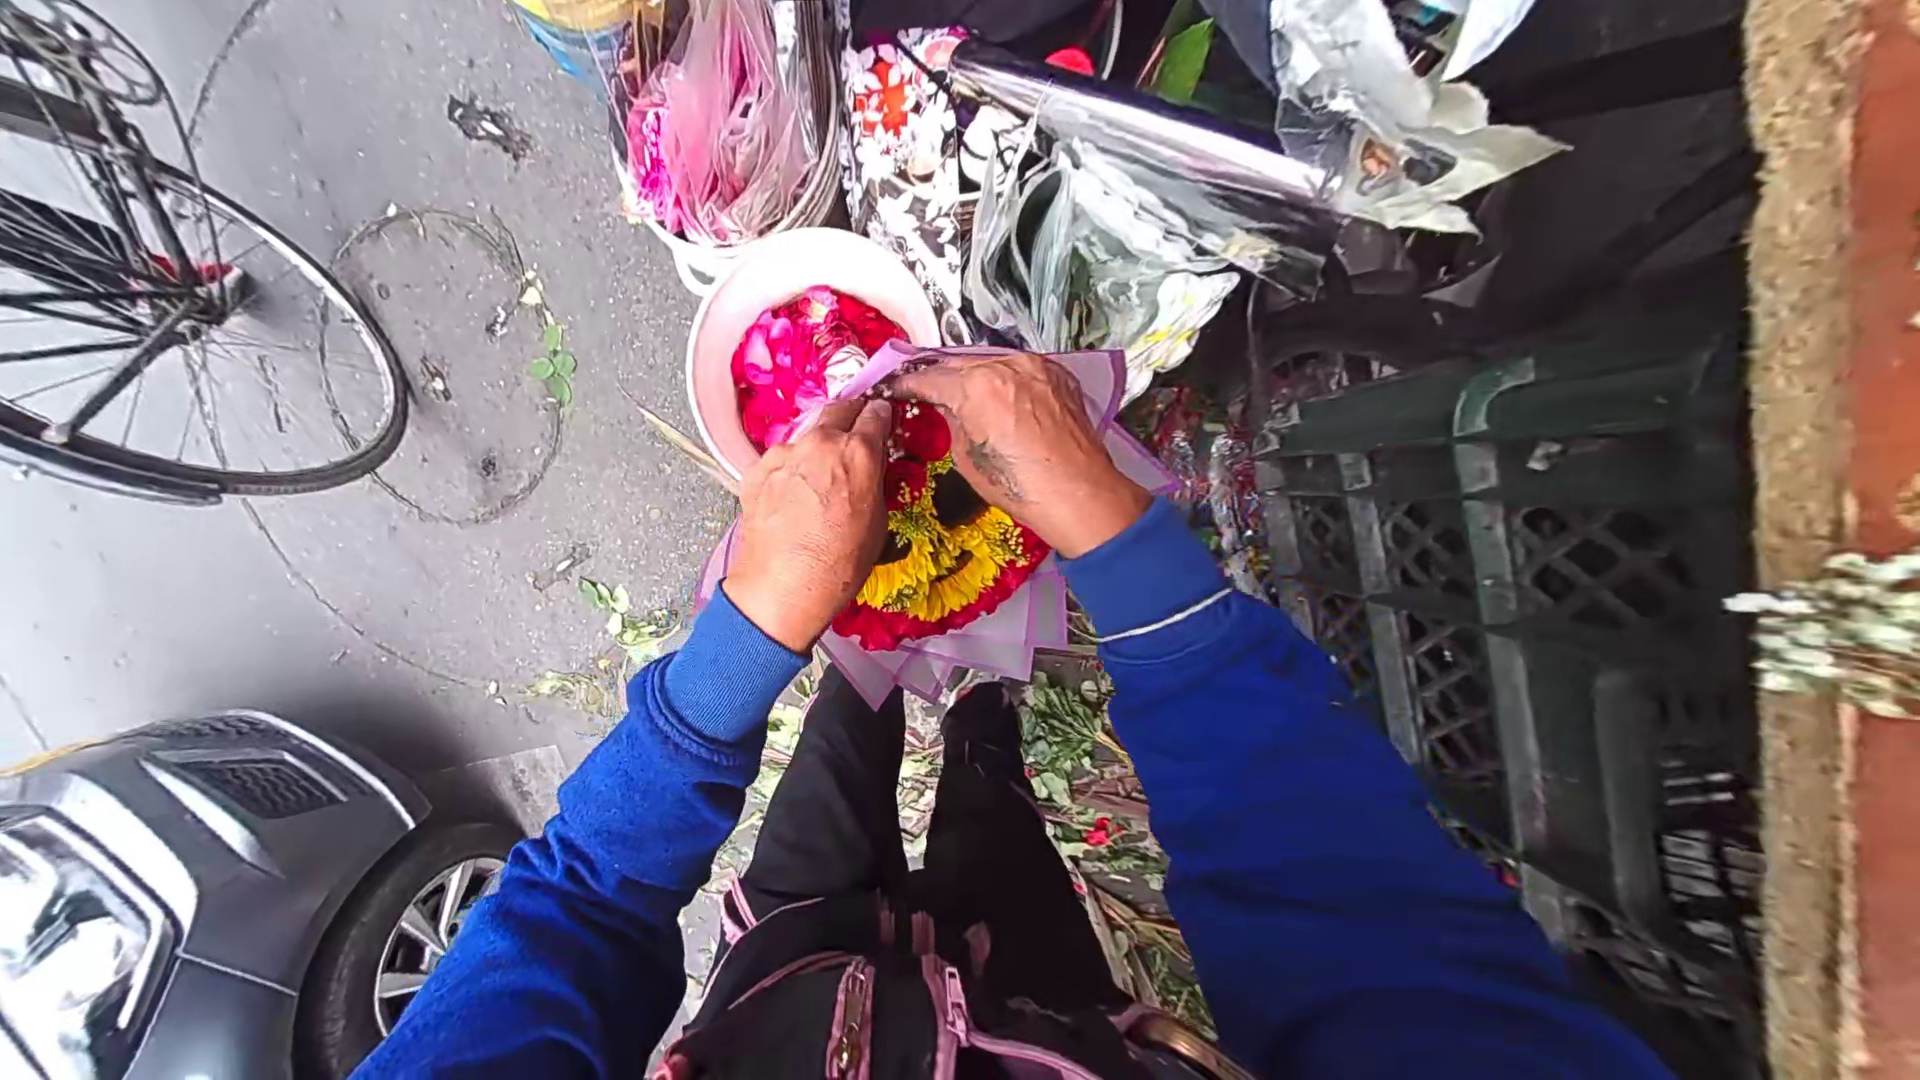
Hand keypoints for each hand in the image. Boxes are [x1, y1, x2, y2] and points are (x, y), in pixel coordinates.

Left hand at [723, 398, 892, 650]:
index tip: (881, 422)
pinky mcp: (757, 470)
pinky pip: (782, 459)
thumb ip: (875, 481)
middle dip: (851, 418)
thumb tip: (871, 468)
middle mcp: (820, 442)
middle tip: (856, 434)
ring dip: (818, 447)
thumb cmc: (840, 562)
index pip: (875, 414)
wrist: (784, 587)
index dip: (881, 418)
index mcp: (858, 452)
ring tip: (820, 477)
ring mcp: (784, 453)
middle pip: (839, 410)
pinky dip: (792, 468)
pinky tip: (794, 494)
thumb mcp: (878, 521)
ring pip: (808, 436)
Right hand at [892, 352, 1149, 557]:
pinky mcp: (1058, 376)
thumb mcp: (966, 458)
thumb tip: (951, 409)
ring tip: (965, 395)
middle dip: (941, 376)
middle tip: (928, 390)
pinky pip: (1021, 370)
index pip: (930, 378)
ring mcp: (1036, 367)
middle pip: (960, 363)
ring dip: (975, 376)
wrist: (1076, 493)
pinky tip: (1002, 399)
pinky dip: (1007, 381)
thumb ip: (953, 422)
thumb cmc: (1021, 485)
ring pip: (993, 362)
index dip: (909, 384)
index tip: (899, 387)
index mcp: (977, 386)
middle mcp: (1007, 366)